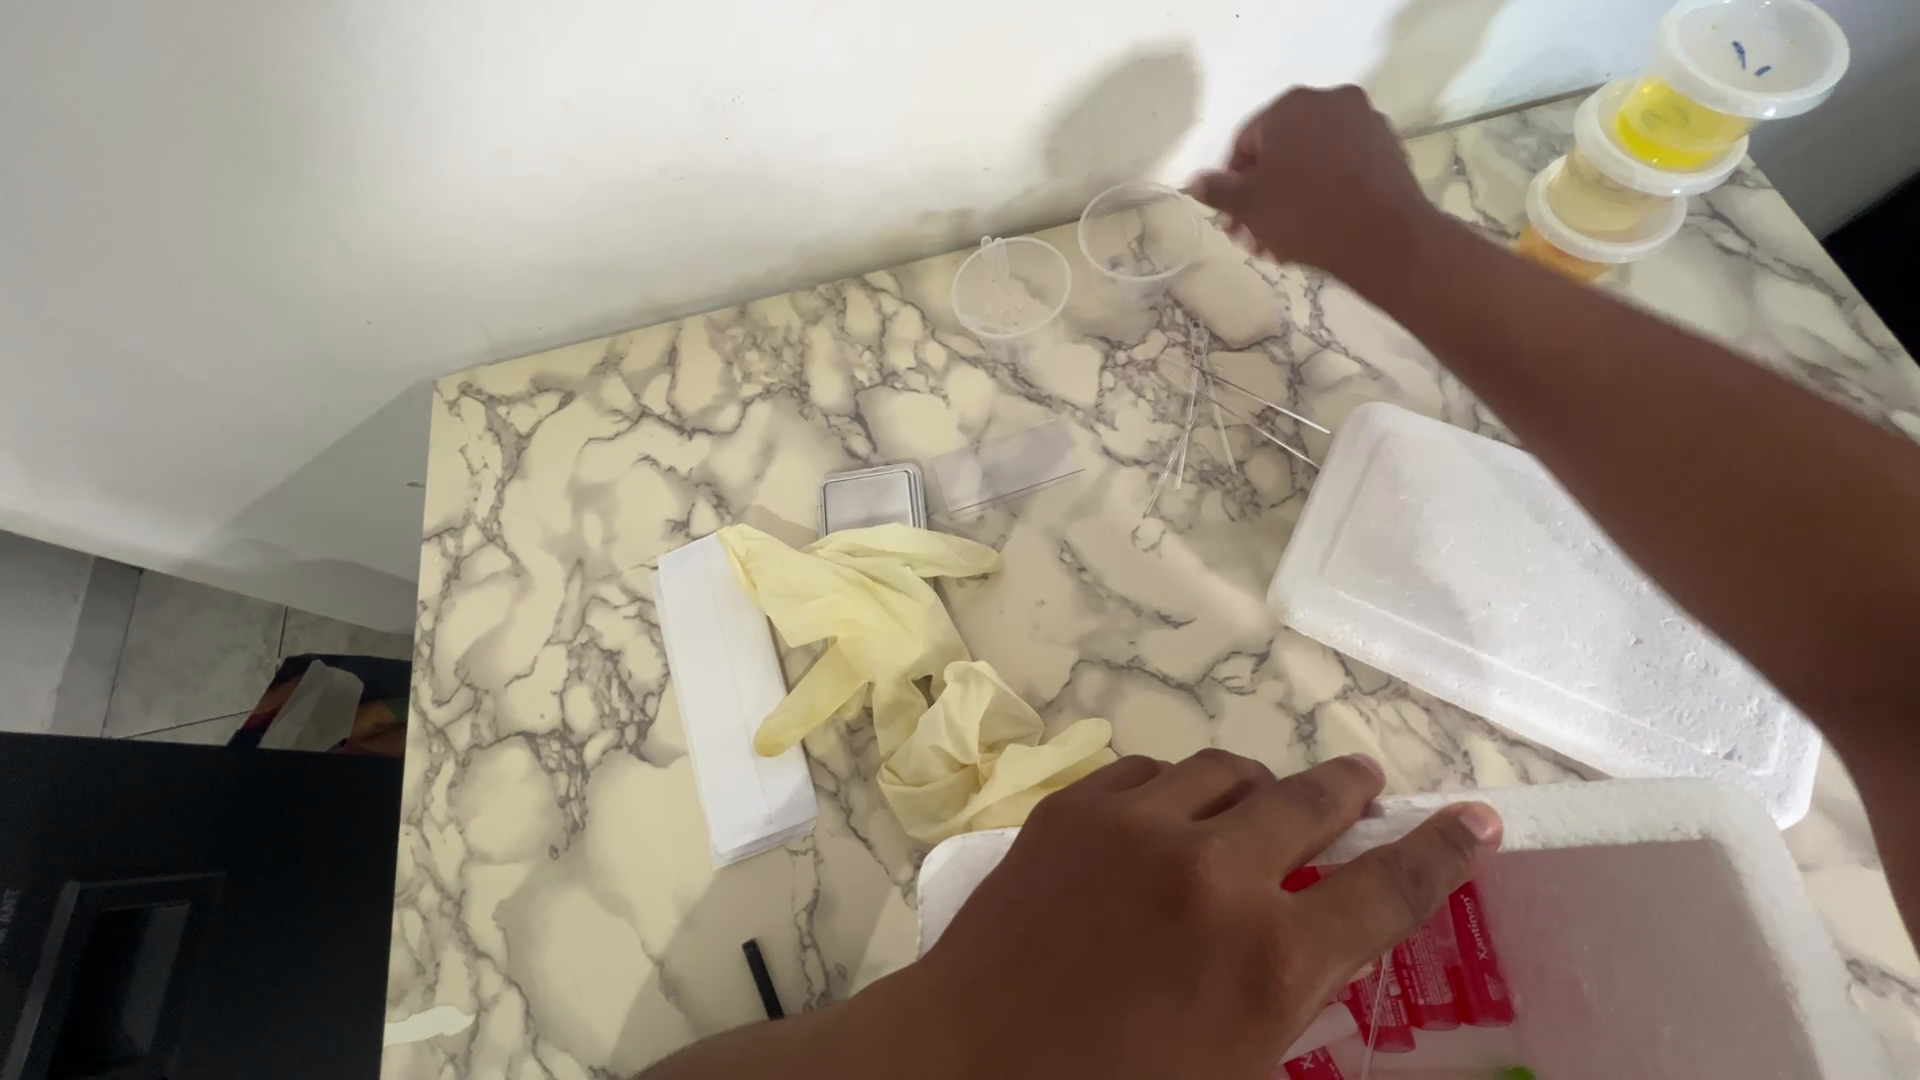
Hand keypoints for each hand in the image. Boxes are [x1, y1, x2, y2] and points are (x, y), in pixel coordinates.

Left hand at [886, 750, 1502, 1079]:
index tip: (1473, 818)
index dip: (1438, 854)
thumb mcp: (1235, 1064)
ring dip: (1256, 784)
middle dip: (1347, 790)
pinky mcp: (1074, 805)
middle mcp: (1210, 871)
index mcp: (1267, 958)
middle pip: (1307, 802)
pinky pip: (1148, 770)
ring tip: (1263, 797)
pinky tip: (1171, 807)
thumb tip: (1316, 937)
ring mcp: (1134, 824)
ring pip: (1225, 770)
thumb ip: (1290, 994)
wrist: (973, 1058)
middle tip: (1364, 781)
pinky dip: (1174, 787)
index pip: (1383, 892)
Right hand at [1192, 85, 1440, 282]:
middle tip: (1252, 236)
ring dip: (1288, 199)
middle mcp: (1328, 101)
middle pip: (1280, 152)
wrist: (1380, 235)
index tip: (1231, 219)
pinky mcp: (1386, 145)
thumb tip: (1193, 182)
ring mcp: (1363, 120)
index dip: (1231, 184)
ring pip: (1310, 162)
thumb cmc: (1303, 215)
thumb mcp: (1248, 206)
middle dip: (1261, 196)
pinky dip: (1322, 192)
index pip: (1245, 143)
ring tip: (1280, 242)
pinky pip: (1340, 167)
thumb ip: (1218, 191)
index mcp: (1289, 107)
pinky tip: (1314, 227)